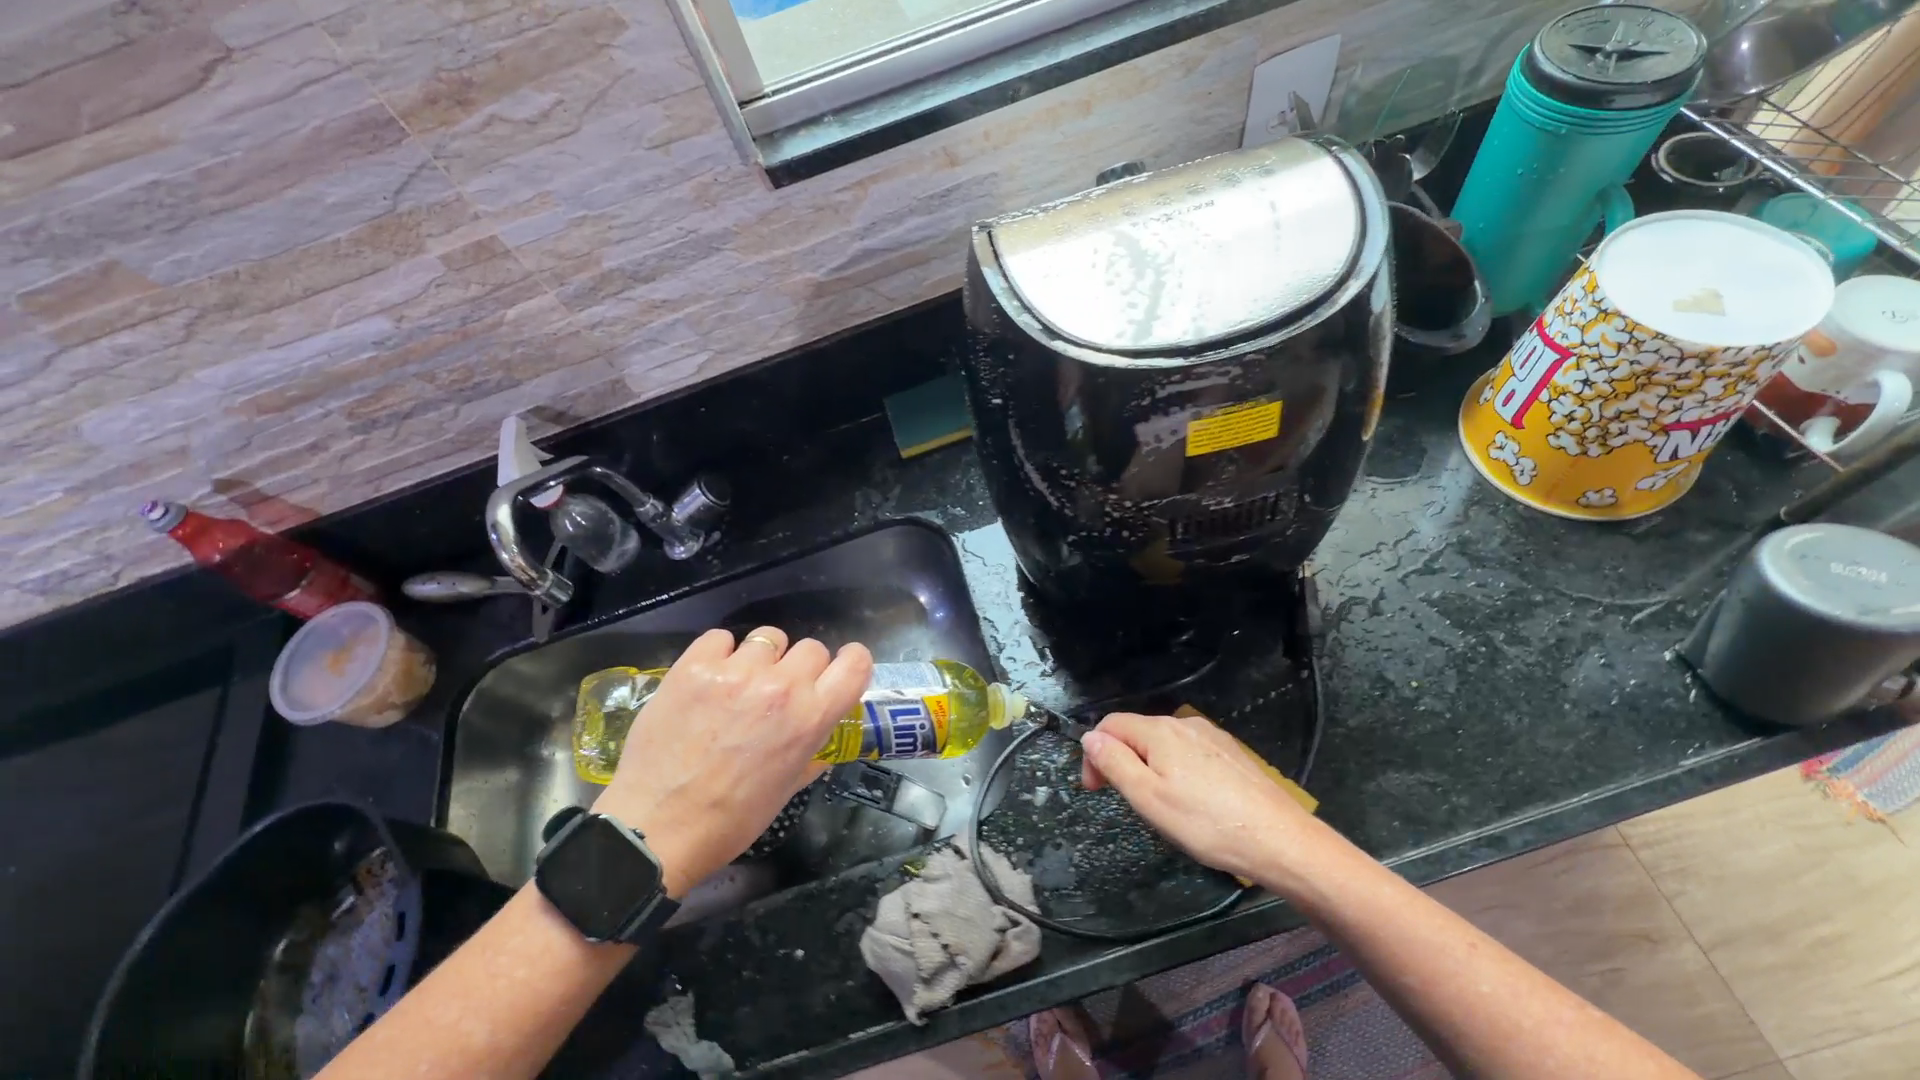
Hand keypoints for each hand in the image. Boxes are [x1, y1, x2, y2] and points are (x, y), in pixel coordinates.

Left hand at [591, 627, 872, 897]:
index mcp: (811, 718)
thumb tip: (819, 732)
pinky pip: (720, 638)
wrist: (659, 825)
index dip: (851, 662)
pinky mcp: (694, 666)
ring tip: (739, 684)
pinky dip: (719, 654)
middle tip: (777, 692)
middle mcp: (781, 686)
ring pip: (767, 638)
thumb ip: (812, 750)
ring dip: (761, 658)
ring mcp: (736, 672)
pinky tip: (708, 680)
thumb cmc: (732, 819)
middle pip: (811, 648)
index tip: (838, 670)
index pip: (855, 664)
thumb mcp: (788, 787)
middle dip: (800, 667)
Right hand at [1079, 711, 1327, 893]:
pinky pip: (1191, 754)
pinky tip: (1193, 803)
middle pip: (1138, 732)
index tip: (1096, 791)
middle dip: (1121, 761)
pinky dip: (1178, 771)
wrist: (1280, 840)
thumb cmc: (1205, 822)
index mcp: (1159, 731)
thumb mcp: (1147, 797)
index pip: (1110, 724)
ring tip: (1161, 807)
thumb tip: (1089, 737)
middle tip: (1127, 803)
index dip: (1094, 754)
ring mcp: (1213, 737)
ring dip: (1149, 767)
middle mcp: (1186, 725)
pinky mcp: (1233, 754)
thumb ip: (1114, 763)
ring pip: (1165, 744)